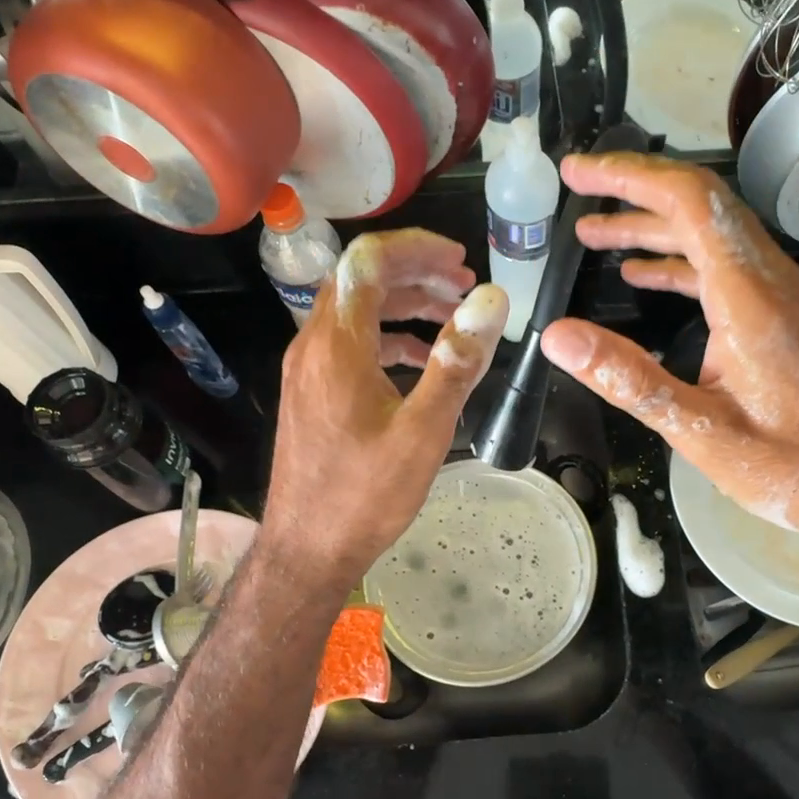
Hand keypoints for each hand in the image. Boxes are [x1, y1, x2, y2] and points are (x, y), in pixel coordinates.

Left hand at [262, 229, 507, 583]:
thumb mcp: (423, 431)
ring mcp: (307, 370)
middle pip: (360, 280)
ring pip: (355, 312)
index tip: (462, 261)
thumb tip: (491, 300)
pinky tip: (421, 360)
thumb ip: (457, 361)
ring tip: (452, 314)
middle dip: (415, 272)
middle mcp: (313, 346)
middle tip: (464, 284)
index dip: (417, 248)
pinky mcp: (311, 393)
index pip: (368, 261)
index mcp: (337, 345)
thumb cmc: (366, 495)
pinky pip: (350, 345)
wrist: (307, 550)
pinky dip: (388, 338)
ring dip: (403, 304)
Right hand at [539, 153, 798, 541]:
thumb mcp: (701, 432)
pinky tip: (644, 276)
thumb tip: (557, 336)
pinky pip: (726, 268)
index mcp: (750, 298)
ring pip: (713, 235)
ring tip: (595, 234)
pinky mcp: (785, 317)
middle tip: (577, 188)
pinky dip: (680, 261)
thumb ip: (630, 379)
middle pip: (702, 204)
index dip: (628, 176)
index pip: (690, 202)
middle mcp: (770, 280)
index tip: (577, 170)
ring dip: (653, 227)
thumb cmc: (793, 467)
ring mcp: (782, 296)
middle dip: (634, 189)